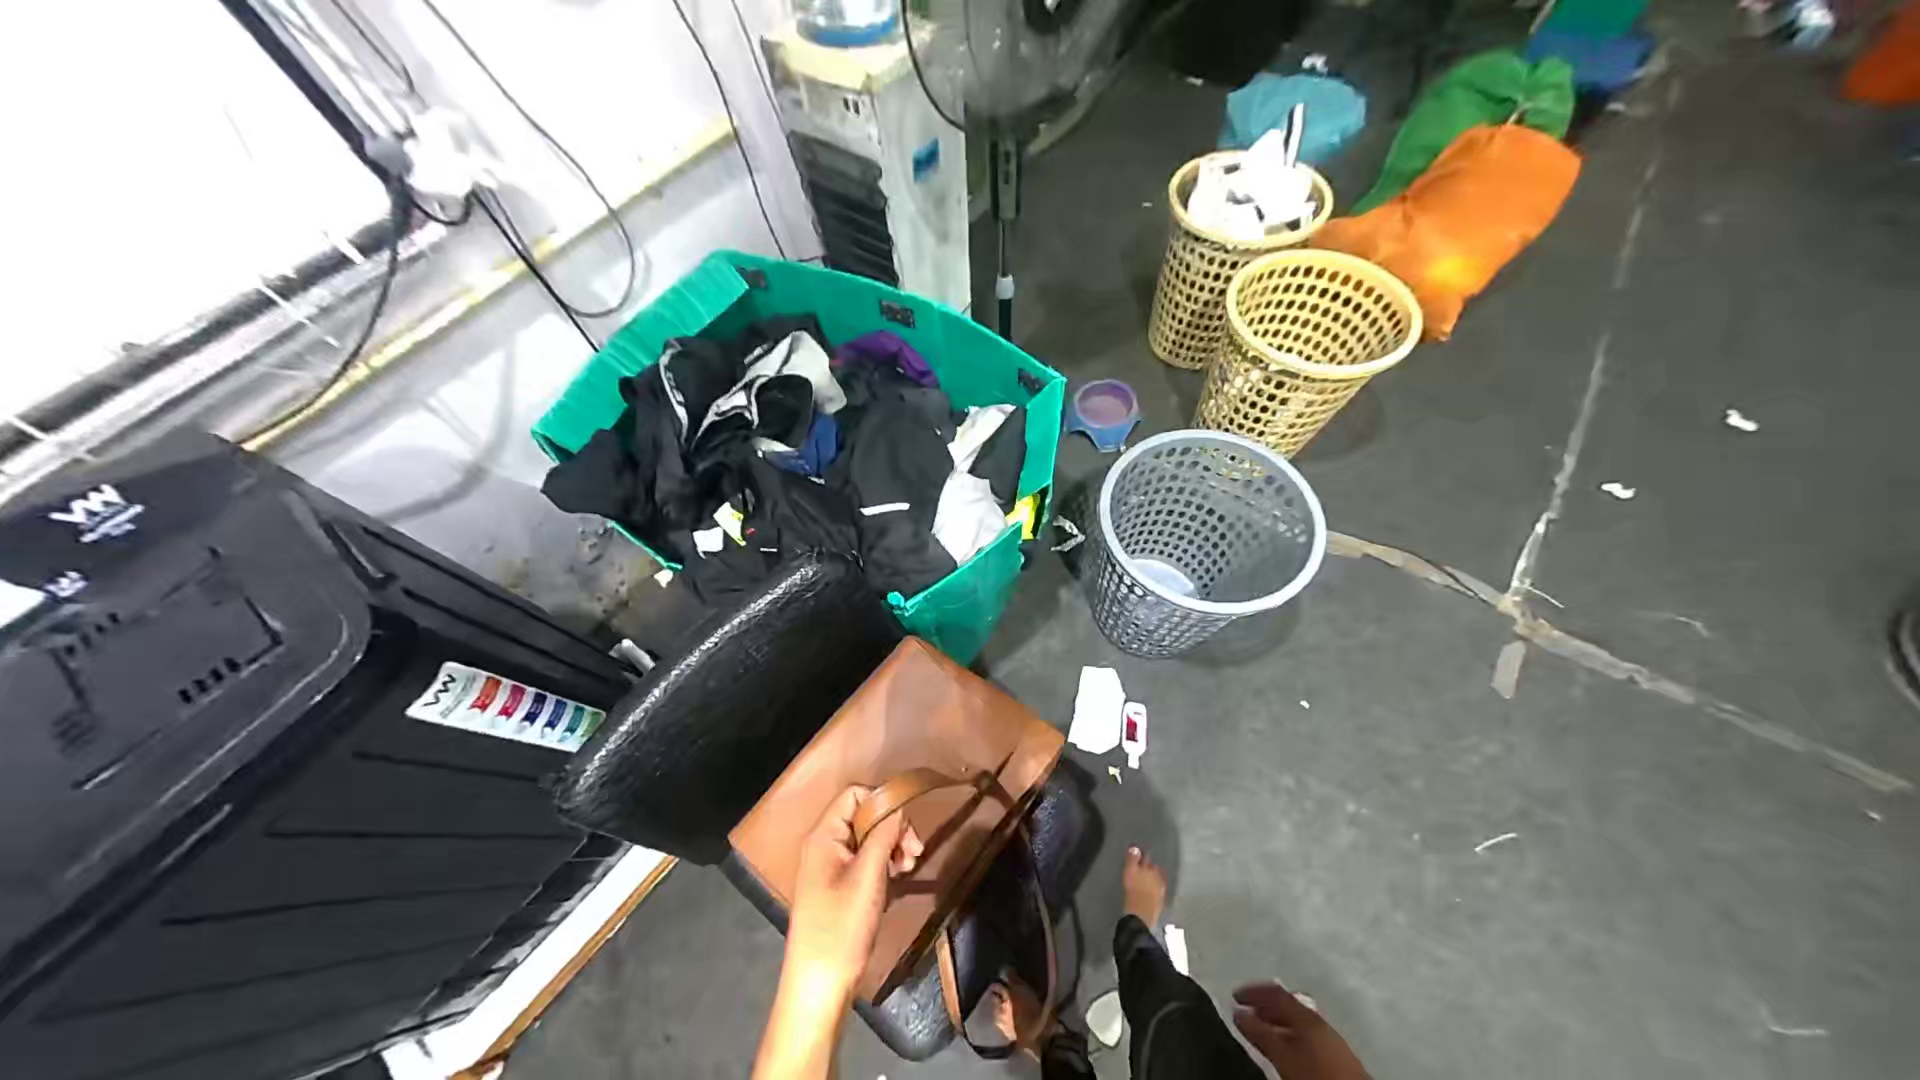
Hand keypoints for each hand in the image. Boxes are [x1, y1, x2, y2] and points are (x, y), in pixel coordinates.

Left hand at [782, 785, 924, 1002]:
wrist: (819, 986)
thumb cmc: (841, 928)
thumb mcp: (868, 876)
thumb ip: (883, 835)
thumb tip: (898, 807)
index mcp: (824, 836)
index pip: (855, 794)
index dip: (883, 802)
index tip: (906, 827)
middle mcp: (824, 844)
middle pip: (863, 815)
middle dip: (892, 827)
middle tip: (914, 852)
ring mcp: (830, 866)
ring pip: (867, 838)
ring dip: (891, 846)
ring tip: (908, 867)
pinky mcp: (838, 885)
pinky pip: (864, 859)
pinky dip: (883, 863)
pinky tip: (897, 878)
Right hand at [1232, 981, 1370, 1079]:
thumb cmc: (1314, 1072)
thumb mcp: (1282, 1054)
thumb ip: (1259, 1032)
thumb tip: (1237, 1012)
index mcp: (1305, 1014)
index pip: (1275, 992)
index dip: (1253, 991)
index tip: (1235, 994)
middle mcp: (1317, 1018)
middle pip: (1287, 1003)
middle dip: (1265, 1004)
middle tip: (1246, 1008)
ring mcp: (1329, 1035)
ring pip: (1297, 1019)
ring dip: (1277, 1019)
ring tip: (1261, 1026)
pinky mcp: (1335, 1052)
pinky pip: (1306, 1032)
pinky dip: (1290, 1031)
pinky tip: (1284, 1043)